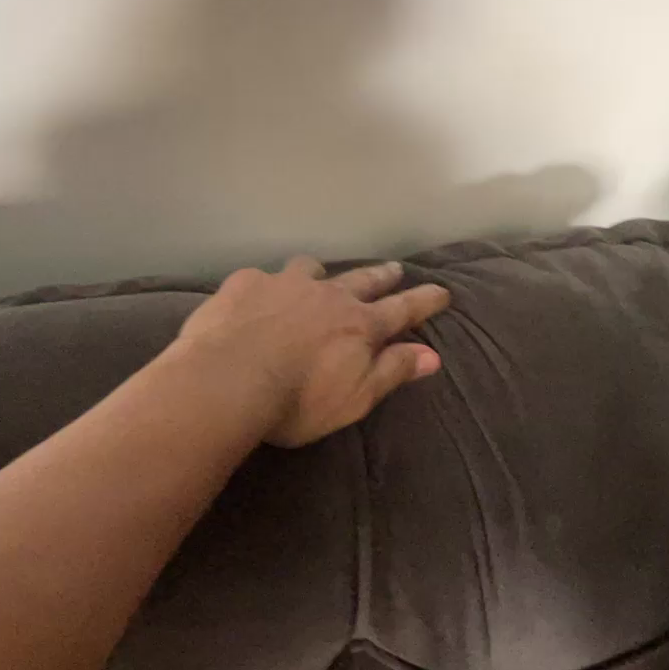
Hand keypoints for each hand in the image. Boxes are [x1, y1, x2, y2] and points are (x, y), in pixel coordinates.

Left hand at [173, 257, 451, 446]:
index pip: (402, 310)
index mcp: (358, 326)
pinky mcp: (246, 284)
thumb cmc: (297, 401)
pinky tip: (257, 298)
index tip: (442, 291)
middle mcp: (327, 296)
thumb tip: (432, 356)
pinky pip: (263, 278)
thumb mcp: (355, 398)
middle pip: (362, 280)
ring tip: (319, 275)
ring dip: (321, 273)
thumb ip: (392, 372)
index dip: (424, 301)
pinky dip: (268, 287)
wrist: (227, 380)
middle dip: (382, 276)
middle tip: (395, 268)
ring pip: (311, 269)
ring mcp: (285, 284)